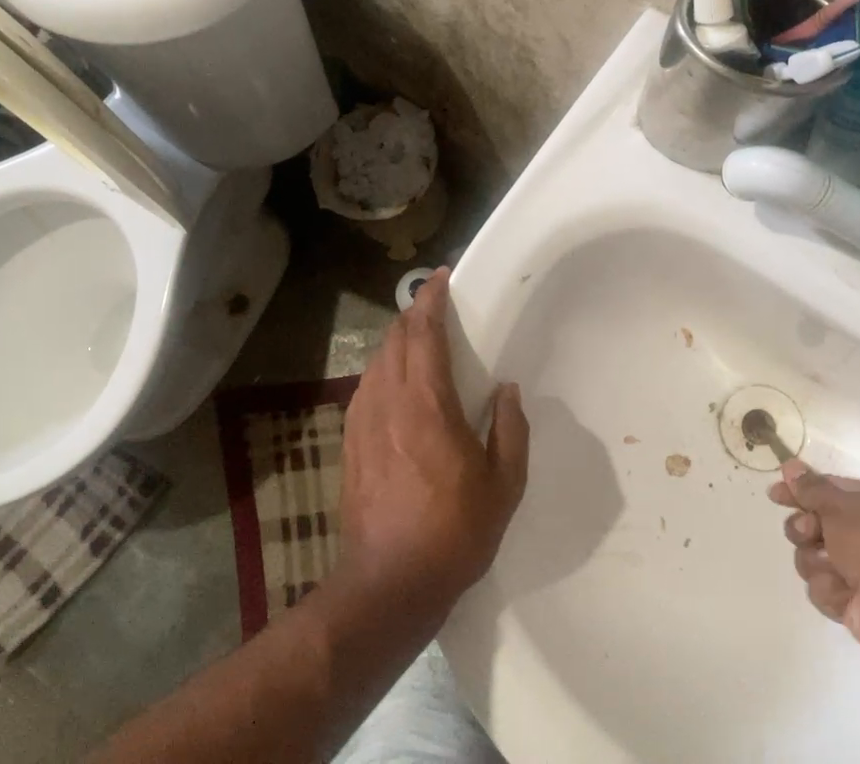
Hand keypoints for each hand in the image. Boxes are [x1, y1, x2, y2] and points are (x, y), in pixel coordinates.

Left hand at [337, 269, 528, 613]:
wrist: (388, 582)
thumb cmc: (455, 532)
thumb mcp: (504, 484)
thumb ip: (510, 428)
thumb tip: (505, 391)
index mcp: (426, 403)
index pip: (422, 332)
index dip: (431, 299)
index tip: (441, 278)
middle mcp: (387, 401)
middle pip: (393, 339)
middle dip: (413, 316)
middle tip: (437, 309)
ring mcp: (361, 422)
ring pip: (376, 362)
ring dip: (397, 343)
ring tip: (421, 344)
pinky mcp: (349, 444)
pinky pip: (366, 389)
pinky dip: (384, 373)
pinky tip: (400, 389)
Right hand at [768, 461, 859, 661]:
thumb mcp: (843, 507)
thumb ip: (812, 488)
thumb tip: (790, 465)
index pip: (828, 491)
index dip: (799, 490)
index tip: (774, 493)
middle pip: (813, 525)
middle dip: (804, 529)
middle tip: (809, 532)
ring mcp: (857, 570)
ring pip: (811, 557)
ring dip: (816, 561)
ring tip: (833, 566)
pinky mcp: (850, 600)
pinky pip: (821, 587)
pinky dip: (830, 589)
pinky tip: (846, 593)